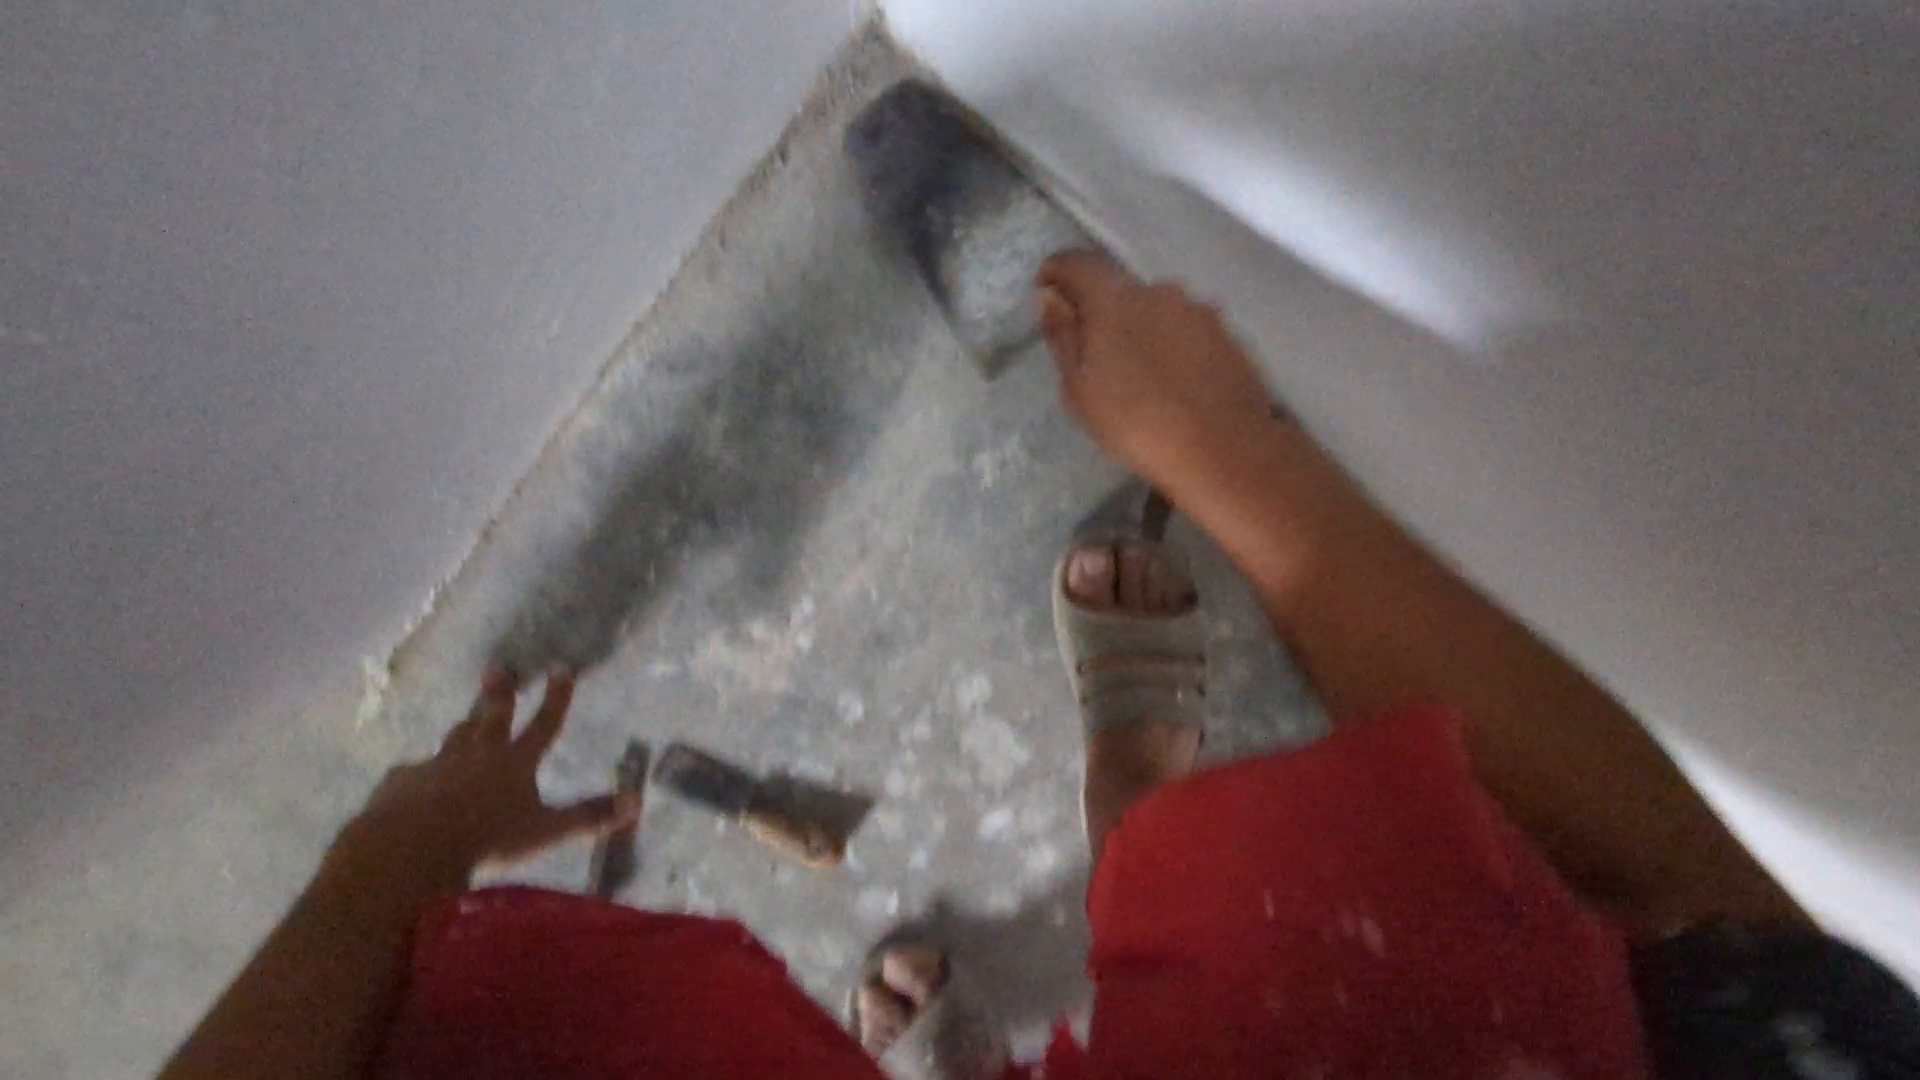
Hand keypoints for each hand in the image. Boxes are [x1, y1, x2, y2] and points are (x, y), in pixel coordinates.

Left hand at [325, 670, 639, 895]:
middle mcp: (477, 754)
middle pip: (492, 717)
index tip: (563, 669)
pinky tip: (414, 781)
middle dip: (499, 693)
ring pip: (454, 738)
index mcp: (515, 762)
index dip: (557, 698)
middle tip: (498, 670)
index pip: (544, 724)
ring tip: (465, 722)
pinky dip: (419, 774)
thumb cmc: (485, 839)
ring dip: (464, 728)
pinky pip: (412, 773)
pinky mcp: (400, 783)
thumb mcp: (545, 832)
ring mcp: (436, 766)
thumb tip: (636, 802)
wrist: (407, 850)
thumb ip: (587, 817)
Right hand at [1037, 252, 1276, 492]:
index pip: (1077, 263)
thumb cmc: (1135, 423)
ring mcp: (1200, 310)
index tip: (1045, 293)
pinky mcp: (1227, 335)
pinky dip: (1170, 345)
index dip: (1056, 273)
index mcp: (1115, 298)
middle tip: (1091, 351)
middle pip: (1119, 287)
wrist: (1222, 450)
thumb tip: (1050, 299)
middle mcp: (1160, 290)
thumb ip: (1063, 337)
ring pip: (1156, 308)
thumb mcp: (1079, 388)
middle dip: (1100, 310)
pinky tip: (1170, 382)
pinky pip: (1185, 329)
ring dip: (1139, 328)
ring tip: (1135, 373)